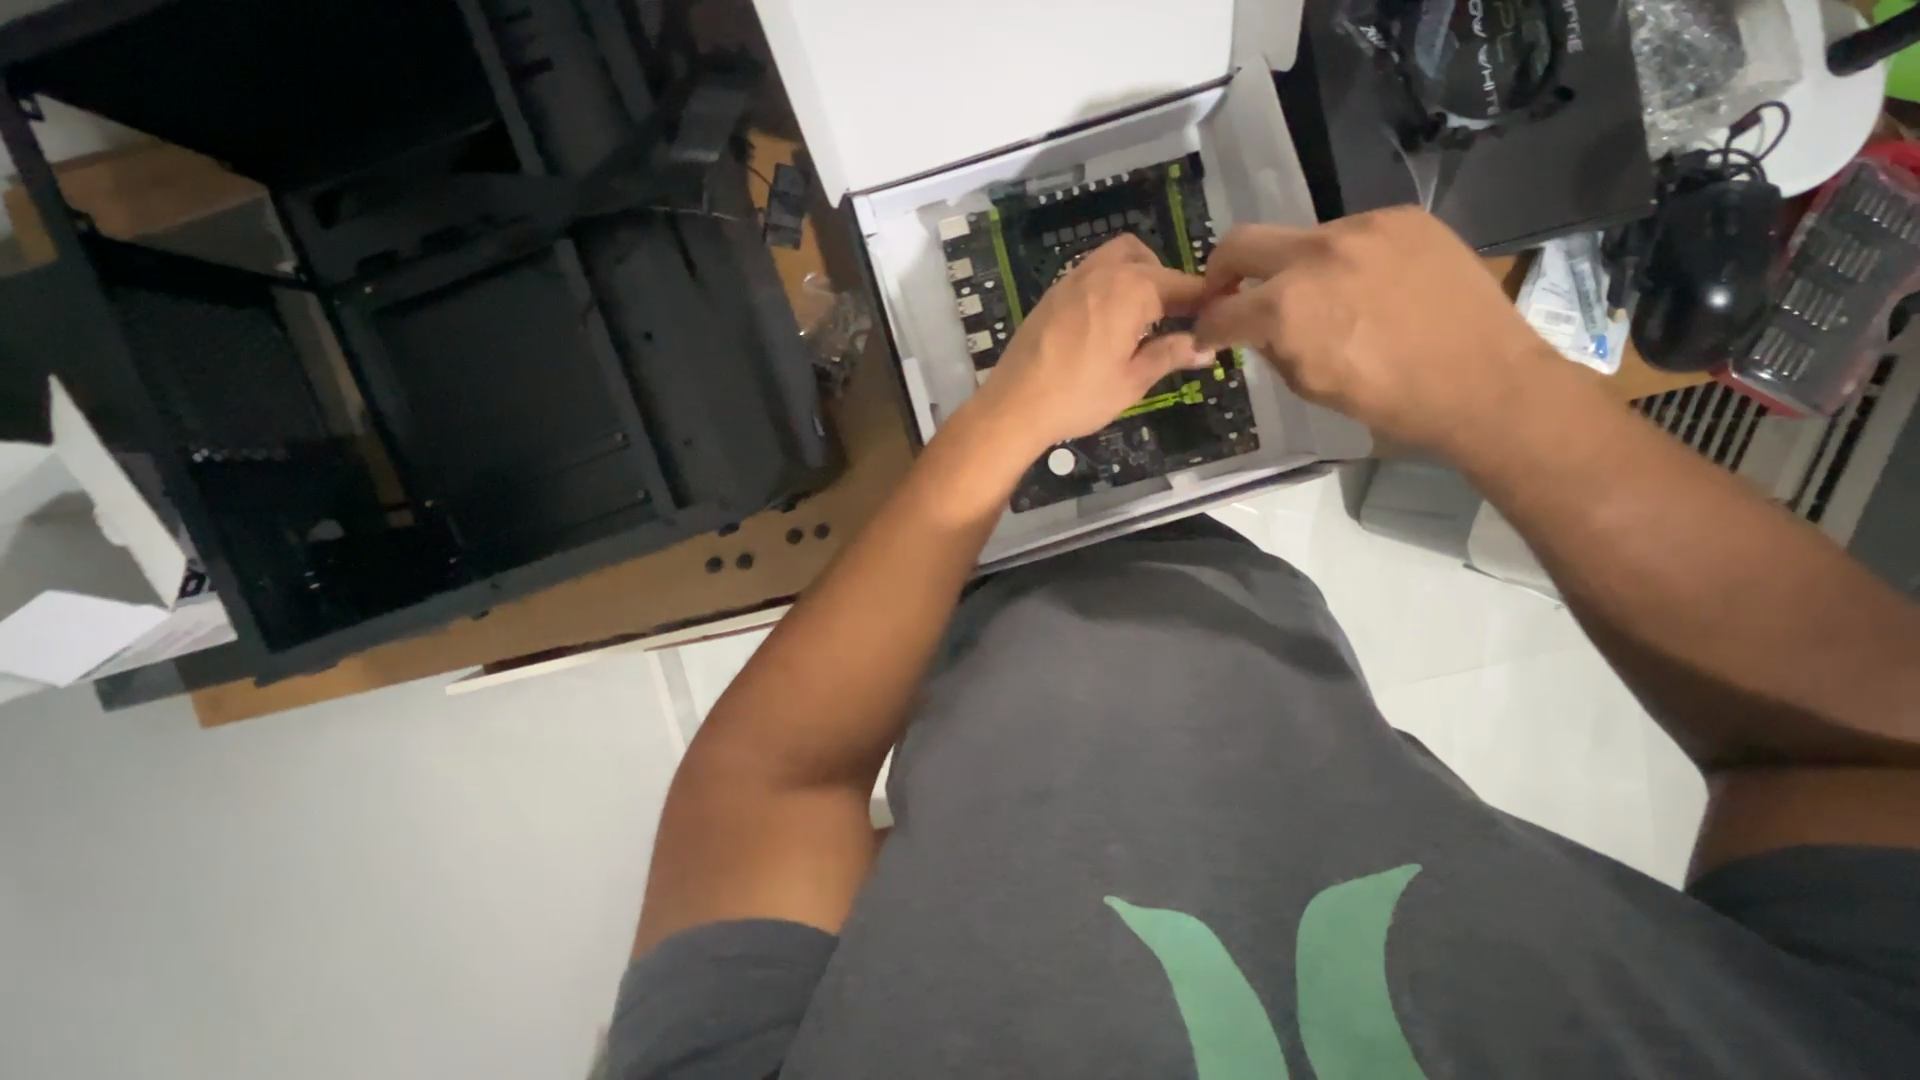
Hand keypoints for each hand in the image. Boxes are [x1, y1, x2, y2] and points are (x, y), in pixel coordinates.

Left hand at [959, 233, 1211, 462]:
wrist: (1013, 406)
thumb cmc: (1078, 397)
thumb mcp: (1132, 381)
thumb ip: (1168, 356)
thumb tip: (1203, 347)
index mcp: (1130, 290)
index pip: (1180, 285)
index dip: (1202, 299)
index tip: (1216, 314)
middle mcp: (1103, 273)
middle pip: (1147, 261)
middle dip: (1169, 283)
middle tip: (1179, 317)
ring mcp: (1072, 280)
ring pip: (1116, 258)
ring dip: (1138, 275)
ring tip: (1144, 315)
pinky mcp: (1052, 294)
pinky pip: (1091, 272)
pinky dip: (1110, 282)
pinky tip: (1109, 319)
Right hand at [1191, 207, 1558, 451]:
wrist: (1486, 382)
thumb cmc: (1393, 402)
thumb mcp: (1311, 387)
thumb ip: (1273, 349)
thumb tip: (1259, 331)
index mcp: (1287, 308)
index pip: (1221, 310)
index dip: (1207, 327)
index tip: (1209, 334)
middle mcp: (1316, 255)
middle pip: (1240, 243)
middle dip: (1223, 272)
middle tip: (1231, 294)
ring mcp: (1363, 228)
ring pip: (1301, 239)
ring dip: (1295, 268)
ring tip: (1324, 297)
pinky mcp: (1403, 218)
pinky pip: (1353, 233)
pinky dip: (1346, 259)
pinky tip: (1371, 286)